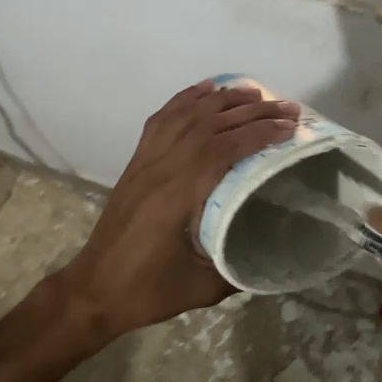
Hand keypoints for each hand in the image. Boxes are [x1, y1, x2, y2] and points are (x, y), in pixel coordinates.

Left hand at [59, 81, 296, 339]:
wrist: (92, 292)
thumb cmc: (146, 292)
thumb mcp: (200, 289)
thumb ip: (238, 267)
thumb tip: (274, 251)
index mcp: (177, 195)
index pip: (223, 148)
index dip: (259, 133)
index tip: (290, 128)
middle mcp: (161, 168)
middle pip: (210, 124)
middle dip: (252, 112)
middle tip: (288, 108)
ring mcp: (145, 161)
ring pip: (187, 115)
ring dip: (224, 99)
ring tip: (256, 93)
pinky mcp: (136, 162)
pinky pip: (162, 119)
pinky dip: (186, 98)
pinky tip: (206, 90)